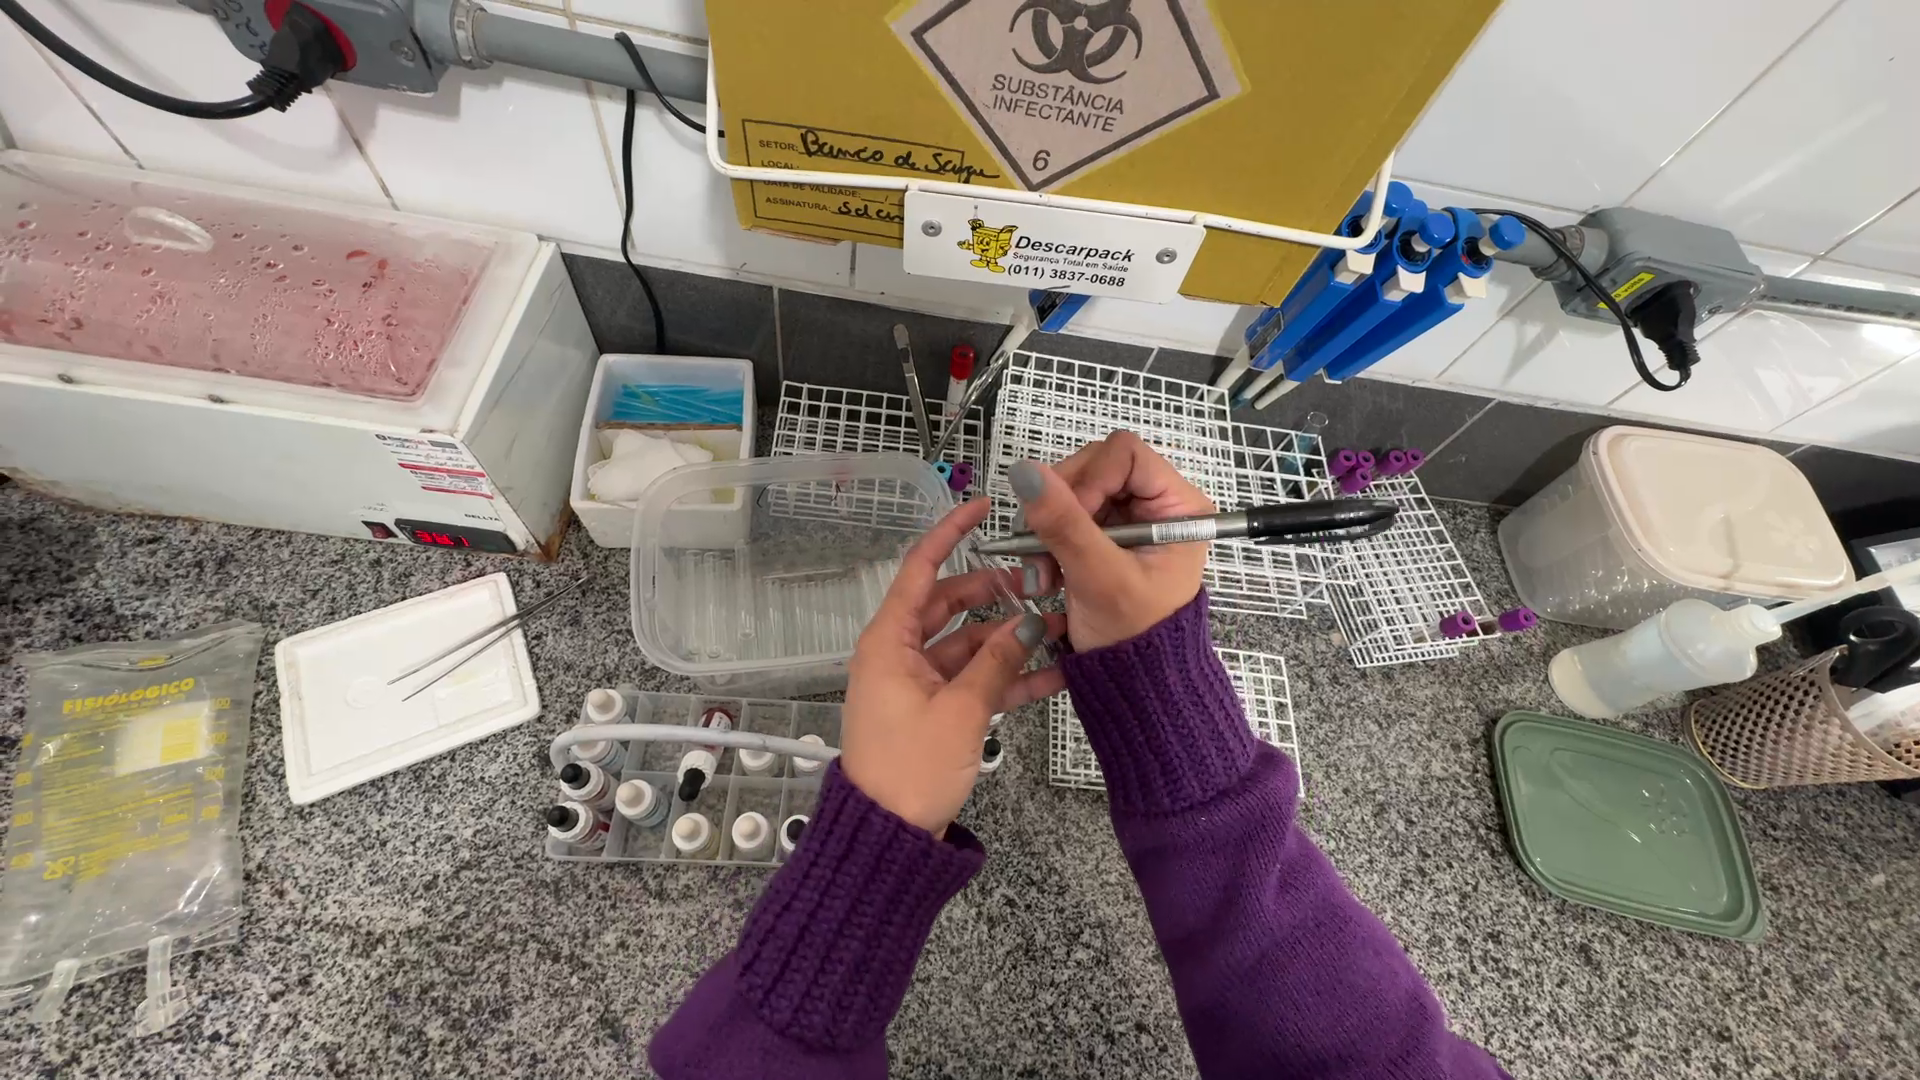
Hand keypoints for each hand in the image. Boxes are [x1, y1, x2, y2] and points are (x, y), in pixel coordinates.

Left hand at [840, 499, 1063, 835]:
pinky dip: (1006, 678)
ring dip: (1008, 638)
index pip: (920, 570)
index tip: (981, 508)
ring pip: (968, 644)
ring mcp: (920, 682)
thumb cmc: (909, 768)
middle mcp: (901, 653)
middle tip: (1038, 583)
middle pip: (950, 605)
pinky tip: (1053, 674)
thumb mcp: (959, 712)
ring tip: (1057, 626)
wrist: (885, 840)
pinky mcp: (936, 711)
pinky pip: (973, 681)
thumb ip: (997, 663)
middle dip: (993, 593)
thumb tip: (1030, 624)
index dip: (950, 534)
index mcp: (890, 641)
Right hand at [1009, 431, 1214, 650]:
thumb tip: (1025, 470)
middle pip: (1093, 468)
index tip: (1070, 520)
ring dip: (1046, 529)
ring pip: (1071, 492)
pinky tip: (1045, 573)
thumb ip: (1065, 524)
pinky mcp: (1102, 533)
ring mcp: (1127, 518)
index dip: (1089, 478)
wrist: (1131, 680)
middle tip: (1041, 549)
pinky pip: (1063, 516)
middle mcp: (1154, 503)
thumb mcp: (1099, 577)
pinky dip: (1046, 541)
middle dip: (1060, 508)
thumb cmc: (1133, 635)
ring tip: (1041, 573)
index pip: (1125, 454)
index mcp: (1178, 506)